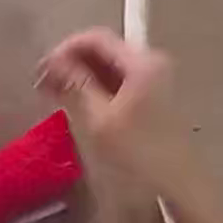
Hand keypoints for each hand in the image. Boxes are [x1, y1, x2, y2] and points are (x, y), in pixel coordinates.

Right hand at [37, 28, 194, 187]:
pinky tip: (74, 99)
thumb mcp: (100, 118)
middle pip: (102, 49)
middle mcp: (150, 61)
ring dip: (79, 74)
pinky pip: (116, 79)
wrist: (180, 183)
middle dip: (69, 62)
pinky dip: (93, 85)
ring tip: (52, 92)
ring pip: (107, 64)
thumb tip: (52, 61)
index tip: (42, 69)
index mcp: (141, 62)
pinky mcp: (151, 93)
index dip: (64, 49)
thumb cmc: (140, 151)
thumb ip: (76, 84)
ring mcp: (153, 77)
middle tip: (42, 82)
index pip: (95, 38)